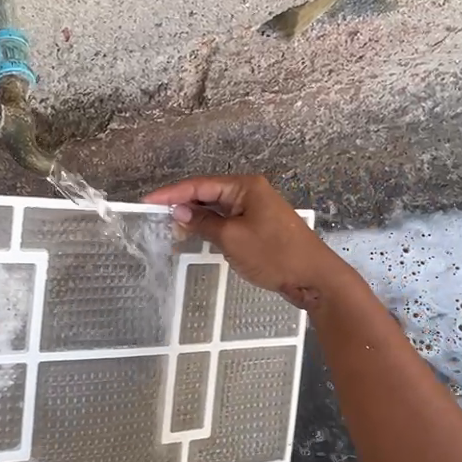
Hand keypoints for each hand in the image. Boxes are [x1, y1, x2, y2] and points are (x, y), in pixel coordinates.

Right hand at [144, 175, 351, 309]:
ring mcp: (255, 209)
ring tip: (169, 226)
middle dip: (181, 203)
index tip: (147, 201)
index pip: (199, 185)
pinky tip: (194, 234)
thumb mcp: (232, 238)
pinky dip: (209, 226)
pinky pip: (226, 220)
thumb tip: (179, 212)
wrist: (314, 277)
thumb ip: (203, 223)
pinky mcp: (258, 226)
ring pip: (216, 208)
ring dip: (194, 216)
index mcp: (245, 186)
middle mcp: (249, 192)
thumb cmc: (274, 254)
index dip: (171, 193)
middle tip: (154, 215)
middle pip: (207, 193)